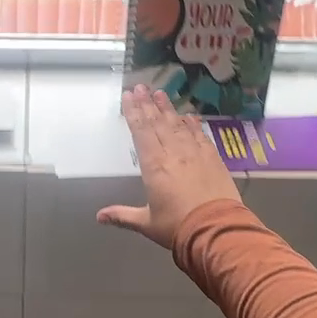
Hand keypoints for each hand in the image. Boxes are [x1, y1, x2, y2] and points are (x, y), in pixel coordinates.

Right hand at [97, 83, 241, 249]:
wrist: (217, 230)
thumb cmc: (178, 227)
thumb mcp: (147, 223)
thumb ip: (122, 216)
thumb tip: (99, 217)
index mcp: (154, 167)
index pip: (141, 132)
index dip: (134, 113)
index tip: (128, 96)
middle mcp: (174, 154)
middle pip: (159, 123)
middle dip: (148, 104)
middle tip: (142, 87)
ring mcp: (196, 154)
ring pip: (179, 126)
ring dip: (168, 109)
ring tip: (161, 94)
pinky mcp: (213, 159)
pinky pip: (200, 136)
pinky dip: (193, 124)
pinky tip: (189, 116)